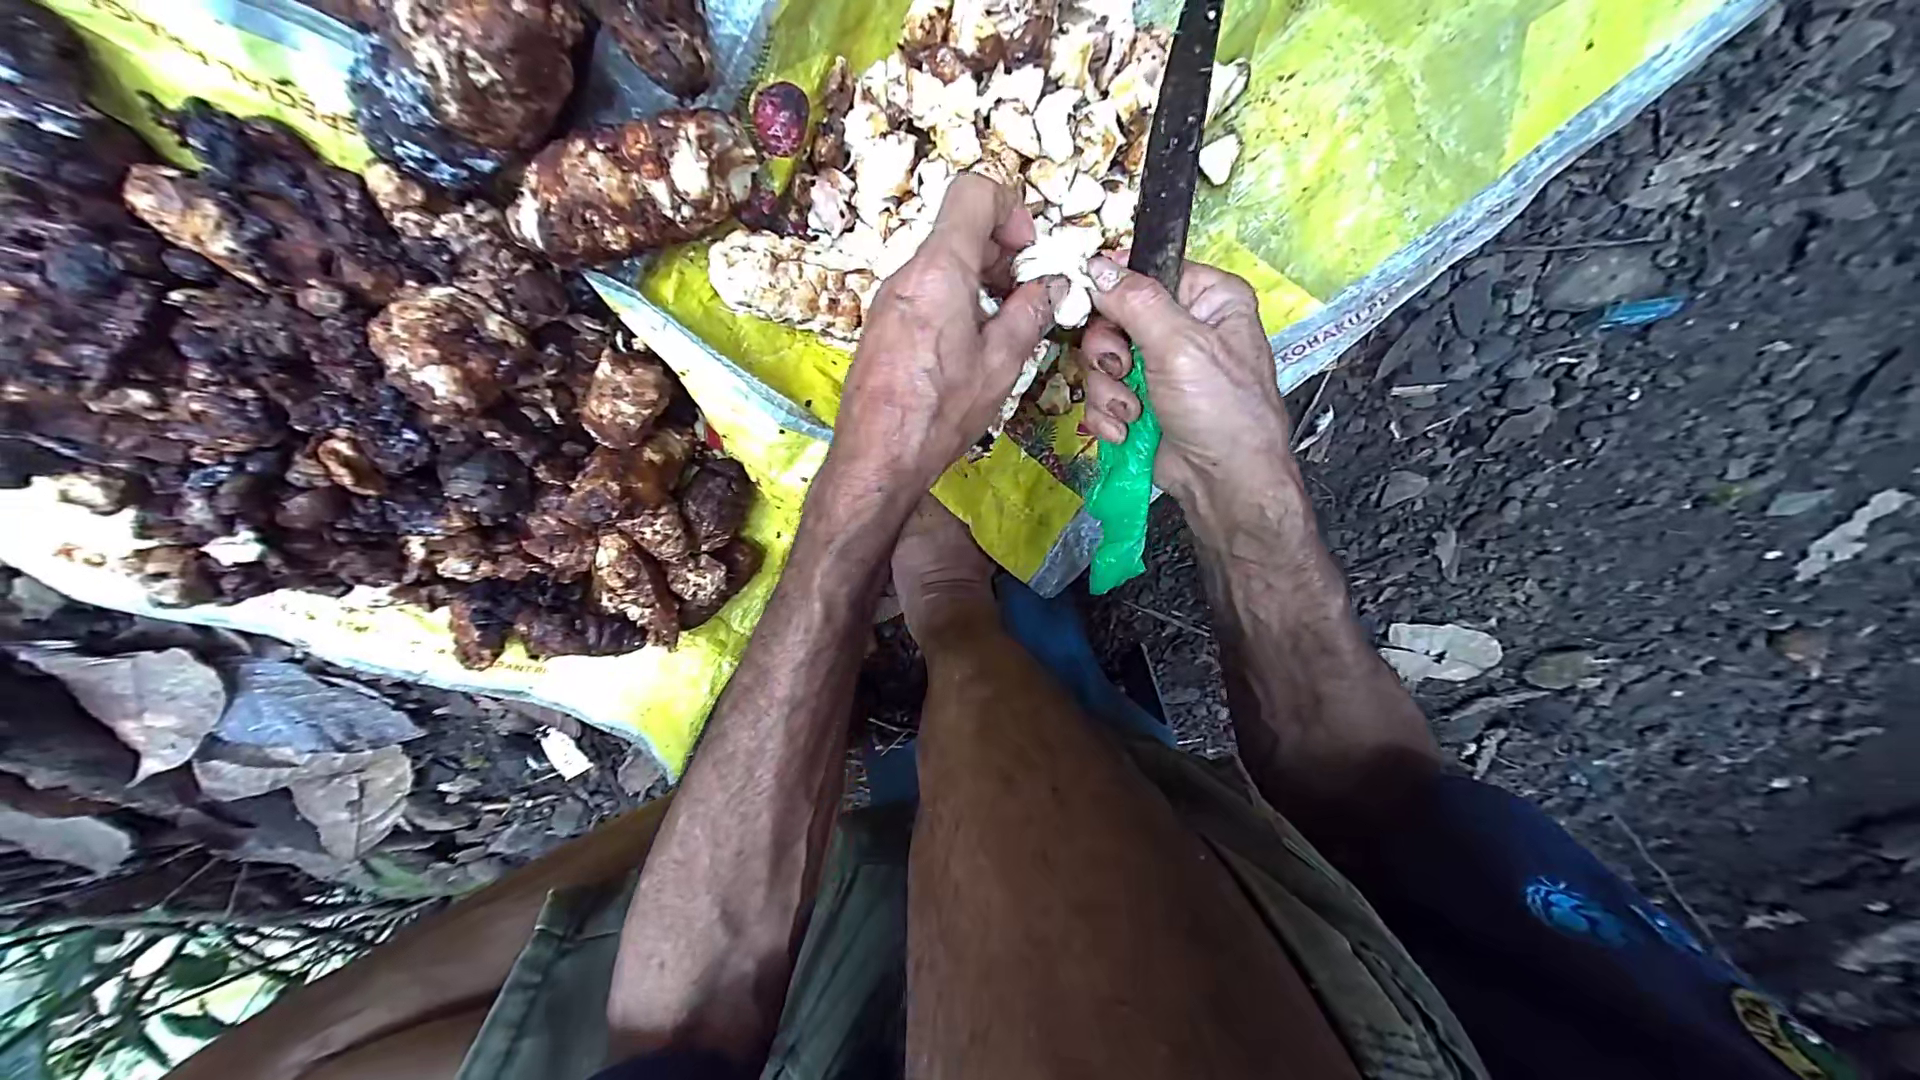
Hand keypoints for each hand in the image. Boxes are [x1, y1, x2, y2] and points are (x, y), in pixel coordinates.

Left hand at [830, 175, 1060, 491]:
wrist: (878, 457)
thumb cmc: (934, 416)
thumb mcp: (1000, 363)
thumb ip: (1030, 313)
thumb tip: (1050, 287)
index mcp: (939, 271)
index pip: (973, 193)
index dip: (1010, 210)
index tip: (1027, 250)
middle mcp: (907, 277)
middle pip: (959, 231)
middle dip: (1001, 255)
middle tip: (1026, 296)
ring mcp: (889, 301)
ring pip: (942, 265)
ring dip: (980, 283)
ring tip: (1002, 327)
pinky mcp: (883, 326)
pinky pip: (924, 295)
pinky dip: (955, 304)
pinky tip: (970, 347)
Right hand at [1076, 255, 1292, 505]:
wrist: (1221, 481)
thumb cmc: (1221, 409)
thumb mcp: (1181, 346)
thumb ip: (1136, 302)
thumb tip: (1096, 265)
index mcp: (1205, 298)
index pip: (1145, 271)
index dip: (1113, 287)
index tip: (1088, 303)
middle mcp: (1179, 327)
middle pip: (1112, 319)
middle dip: (1108, 354)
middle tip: (1120, 371)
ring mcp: (1155, 368)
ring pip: (1100, 362)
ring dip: (1108, 392)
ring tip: (1132, 413)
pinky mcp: (1137, 402)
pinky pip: (1101, 395)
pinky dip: (1108, 416)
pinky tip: (1127, 431)